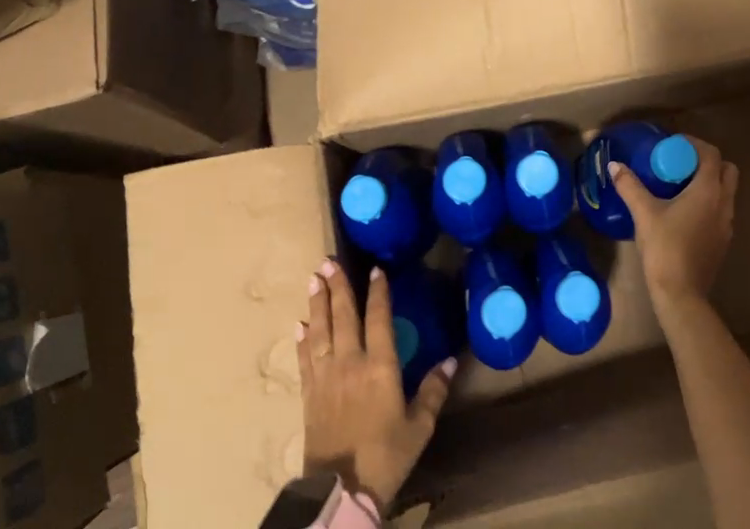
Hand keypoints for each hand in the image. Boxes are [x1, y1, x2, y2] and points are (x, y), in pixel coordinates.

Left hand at [298, 260, 454, 509]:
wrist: (342, 488)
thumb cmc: (386, 455)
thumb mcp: (420, 426)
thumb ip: (433, 391)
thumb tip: (450, 360)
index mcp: (380, 366)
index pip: (378, 319)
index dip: (378, 293)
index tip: (375, 270)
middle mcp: (350, 363)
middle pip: (343, 317)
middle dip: (337, 287)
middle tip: (328, 261)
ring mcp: (325, 377)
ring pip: (319, 331)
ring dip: (317, 304)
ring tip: (313, 279)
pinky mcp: (309, 394)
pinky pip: (304, 358)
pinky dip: (302, 339)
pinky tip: (299, 325)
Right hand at [611, 136, 738, 321]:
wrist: (681, 293)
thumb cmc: (664, 248)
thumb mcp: (644, 214)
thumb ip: (630, 186)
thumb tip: (615, 166)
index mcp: (709, 191)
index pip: (712, 154)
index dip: (695, 144)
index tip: (675, 144)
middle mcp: (724, 203)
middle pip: (727, 170)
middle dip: (708, 162)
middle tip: (681, 164)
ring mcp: (727, 224)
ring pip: (727, 192)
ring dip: (710, 183)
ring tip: (681, 186)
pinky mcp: (724, 241)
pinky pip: (721, 211)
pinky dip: (710, 203)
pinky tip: (686, 213)